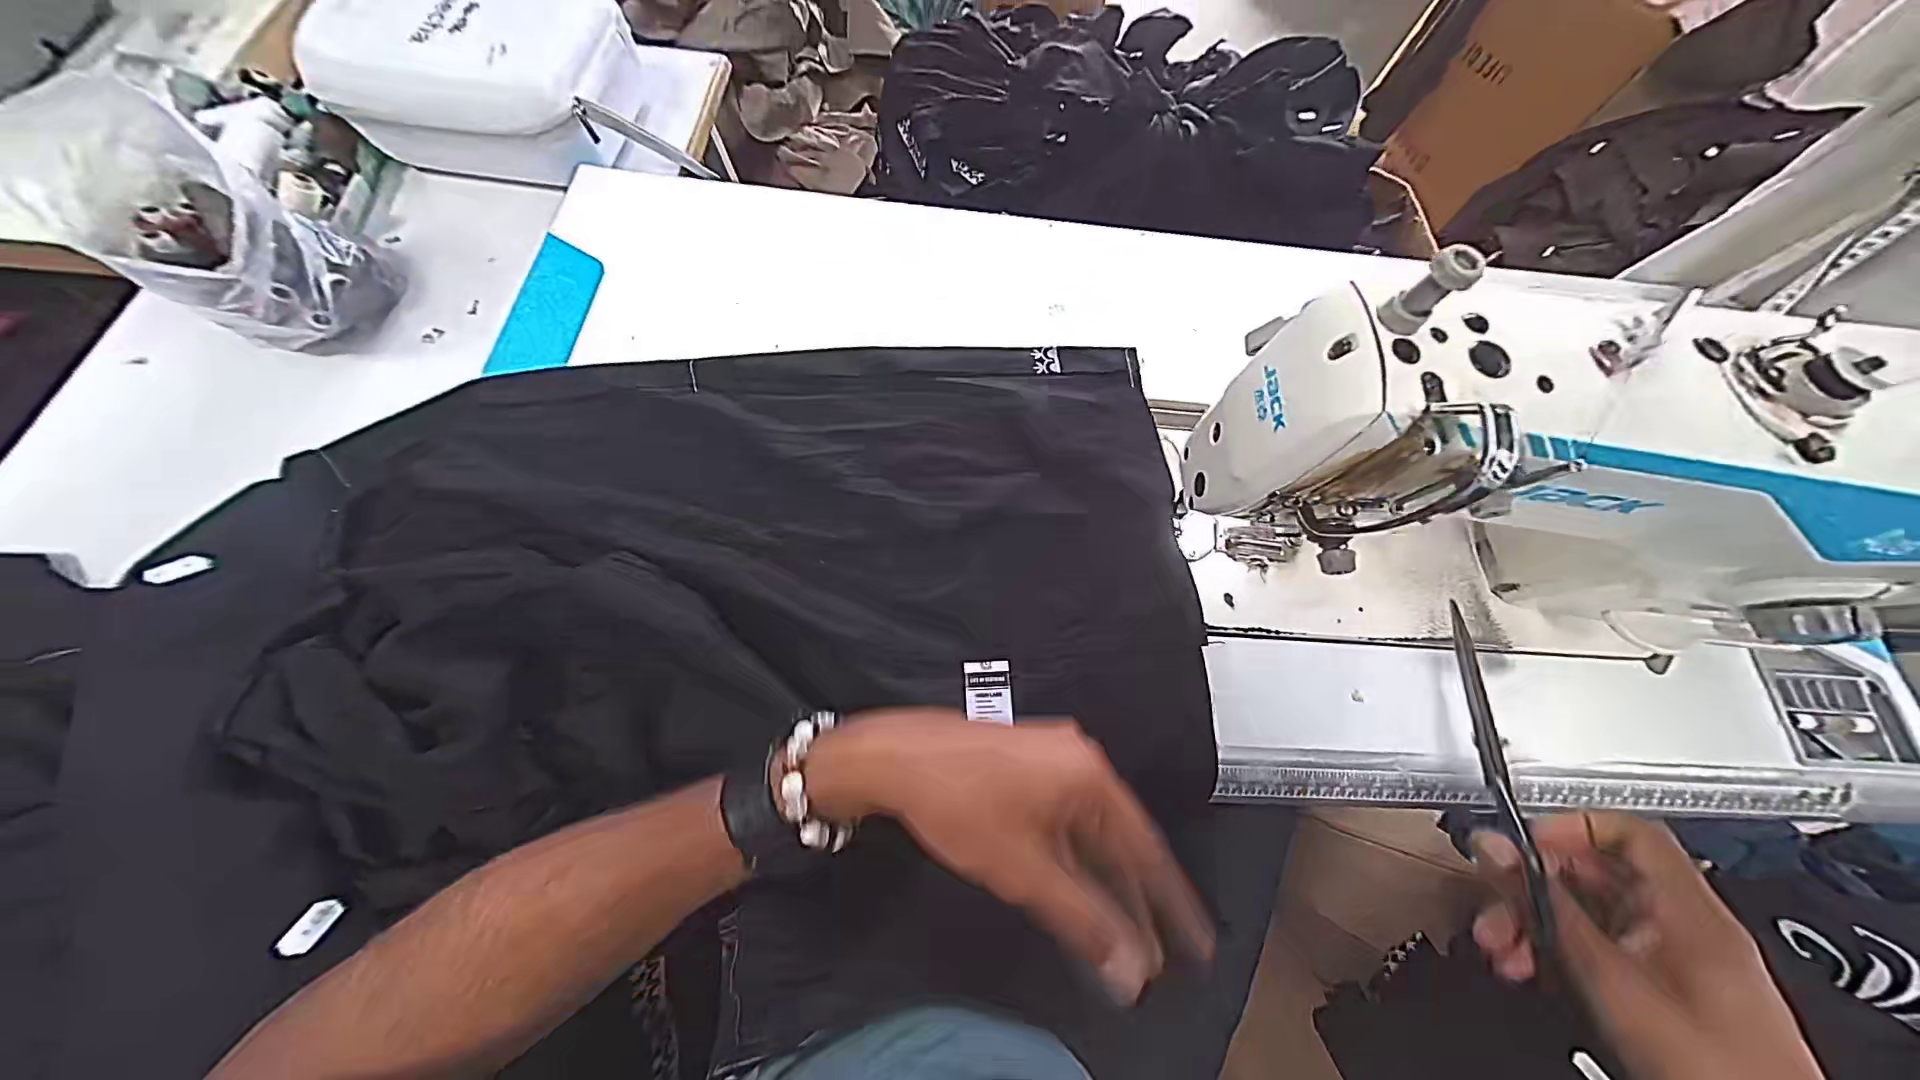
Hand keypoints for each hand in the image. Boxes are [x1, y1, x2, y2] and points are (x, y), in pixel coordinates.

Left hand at [805, 708, 1214, 1003]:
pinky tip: (1070, 886)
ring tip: (1113, 926)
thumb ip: (1082, 919)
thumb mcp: (1025, 870)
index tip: (1190, 938)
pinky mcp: (1026, 762)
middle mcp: (1075, 758)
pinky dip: (1070, 853)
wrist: (898, 757)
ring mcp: (1049, 756)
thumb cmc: (952, 794)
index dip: (1169, 902)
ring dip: (1098, 877)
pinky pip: (1063, 813)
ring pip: (1088, 827)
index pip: (1146, 850)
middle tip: (1151, 944)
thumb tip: (1124, 959)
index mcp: (1088, 774)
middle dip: (1131, 896)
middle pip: (1119, 838)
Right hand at [1472, 813, 1823, 1079]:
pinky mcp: (1655, 986)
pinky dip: (1550, 950)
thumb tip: (1496, 848)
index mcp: (1688, 913)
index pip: (1629, 833)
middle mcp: (1681, 928)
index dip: (1570, 827)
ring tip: (1504, 946)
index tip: (1523, 844)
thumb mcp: (1606, 975)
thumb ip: (1545, 906)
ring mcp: (1670, 958)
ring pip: (1581, 912)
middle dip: (1529, 887)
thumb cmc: (1713, 1068)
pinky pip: (1589, 945)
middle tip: (1498, 905)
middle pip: (1589, 874)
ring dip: (1531, 923)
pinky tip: (1528, 966)